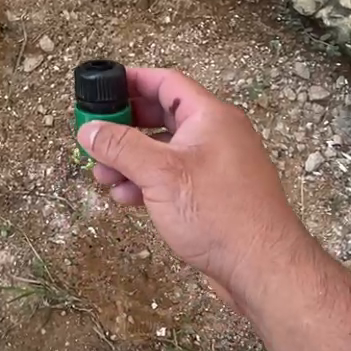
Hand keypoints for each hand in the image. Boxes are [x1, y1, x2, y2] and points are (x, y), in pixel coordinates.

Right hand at [80, 67, 316, 303]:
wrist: (263, 270)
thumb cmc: (217, 212)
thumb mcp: (159, 172)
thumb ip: (119, 146)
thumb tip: (87, 130)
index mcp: (210, 116)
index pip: (166, 82)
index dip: (132, 80)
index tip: (101, 87)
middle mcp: (215, 134)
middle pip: (160, 115)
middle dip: (124, 126)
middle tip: (96, 135)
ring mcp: (214, 165)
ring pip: (162, 149)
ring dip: (130, 158)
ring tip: (103, 175)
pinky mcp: (211, 193)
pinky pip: (170, 175)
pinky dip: (146, 181)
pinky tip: (126, 197)